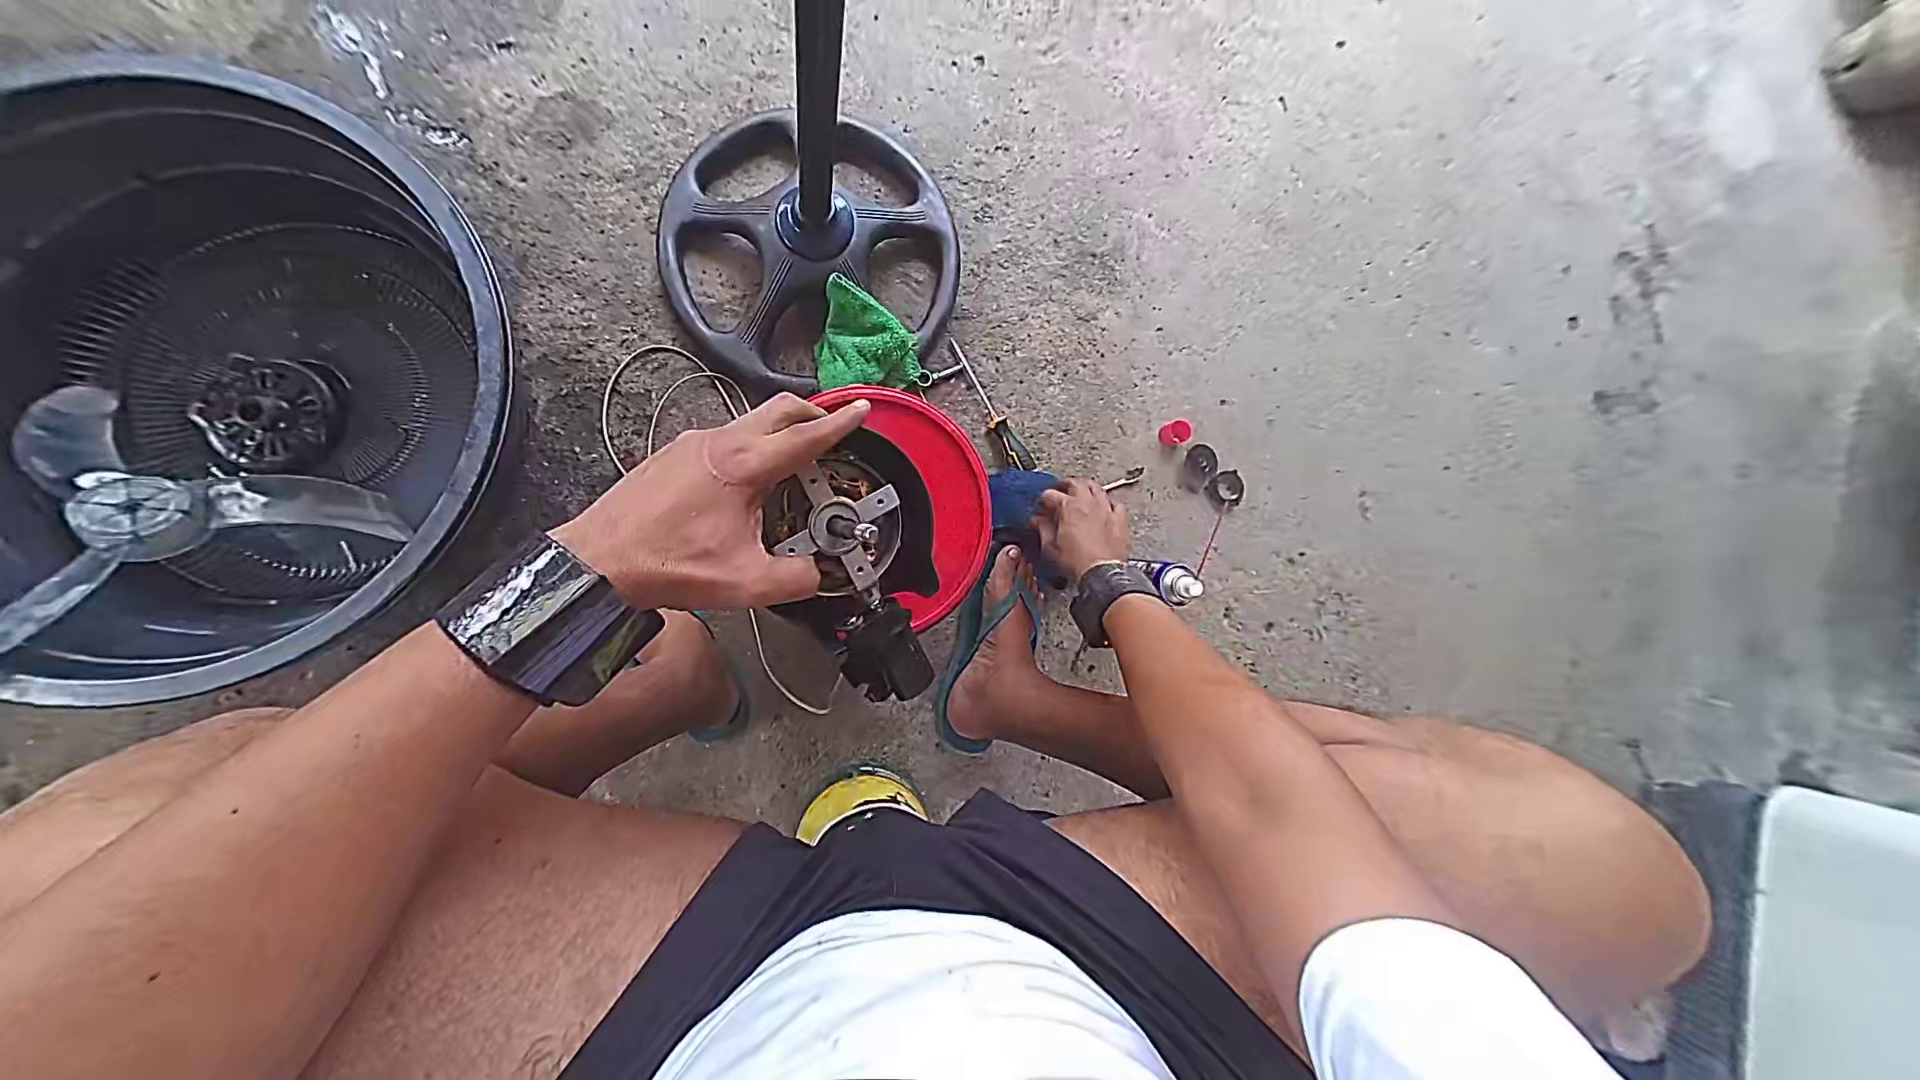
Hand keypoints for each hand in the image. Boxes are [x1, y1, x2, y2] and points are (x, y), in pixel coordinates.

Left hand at [551, 393, 871, 609]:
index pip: (805, 436)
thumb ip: (798, 578)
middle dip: (814, 413)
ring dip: (780, 433)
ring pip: (750, 421)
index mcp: (742, 466)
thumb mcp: (747, 582)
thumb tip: (818, 574)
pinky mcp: (674, 455)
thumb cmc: (662, 564)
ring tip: (794, 463)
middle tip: (832, 427)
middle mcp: (717, 444)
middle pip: (779, 409)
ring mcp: (692, 445)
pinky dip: (750, 447)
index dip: (841, 423)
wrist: (599, 562)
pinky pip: (725, 437)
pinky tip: (749, 481)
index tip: (860, 410)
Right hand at [1035, 477, 1130, 579]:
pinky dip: (1108, 502)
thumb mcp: (1050, 548)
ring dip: (1086, 488)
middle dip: (1065, 485)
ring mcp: (1106, 509)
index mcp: (1068, 507)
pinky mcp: (1119, 520)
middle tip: (1060, 491)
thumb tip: (1038, 521)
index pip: (1050, 495)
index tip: (1042, 508)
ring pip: (1097, 487)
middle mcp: (1088, 503)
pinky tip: (1105, 507)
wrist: (1102, 573)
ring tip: (1081, 492)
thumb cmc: (1078, 562)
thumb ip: (1043, 529)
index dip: (1043, 500)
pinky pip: (1115, 503)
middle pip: (1076, 482)